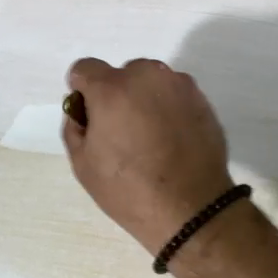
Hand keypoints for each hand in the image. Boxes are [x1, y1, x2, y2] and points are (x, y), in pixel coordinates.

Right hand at [62, 57, 235, 255]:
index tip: (90, 117)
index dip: (82, 92)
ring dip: (144, 100)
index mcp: (111, 89)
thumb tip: (81, 110)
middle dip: (116, 96)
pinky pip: (174, 96)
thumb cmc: (129, 190)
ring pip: (150, 83)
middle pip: (121, 74)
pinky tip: (171, 141)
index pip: (85, 69)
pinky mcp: (202, 99)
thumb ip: (74, 127)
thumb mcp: (83, 165)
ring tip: (149, 139)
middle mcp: (146, 76)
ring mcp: (179, 85)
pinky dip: (168, 110)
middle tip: (121, 133)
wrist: (190, 208)